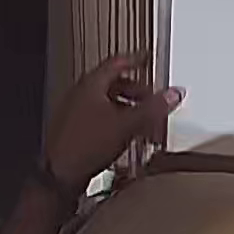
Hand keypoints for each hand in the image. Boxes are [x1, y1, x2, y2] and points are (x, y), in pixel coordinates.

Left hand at [43, 55, 182, 191]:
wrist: (59, 175)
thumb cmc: (85, 145)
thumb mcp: (127, 124)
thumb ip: (153, 108)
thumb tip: (173, 94)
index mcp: (91, 84)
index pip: (117, 62)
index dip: (135, 59)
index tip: (146, 58)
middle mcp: (80, 94)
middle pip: (112, 83)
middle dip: (135, 89)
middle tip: (151, 97)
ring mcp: (75, 112)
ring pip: (106, 102)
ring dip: (126, 107)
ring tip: (142, 119)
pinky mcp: (74, 130)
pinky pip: (99, 118)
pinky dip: (115, 121)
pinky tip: (125, 136)